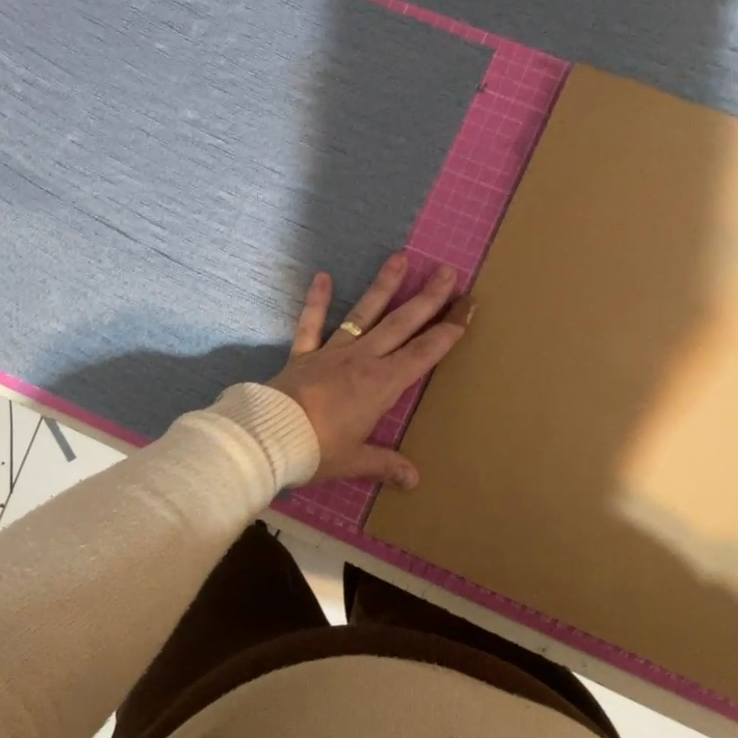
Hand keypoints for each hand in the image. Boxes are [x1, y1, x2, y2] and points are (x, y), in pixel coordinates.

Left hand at [268, 253, 470, 488]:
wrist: (269, 436)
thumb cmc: (317, 450)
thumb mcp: (355, 461)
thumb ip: (384, 465)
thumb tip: (413, 480)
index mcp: (382, 384)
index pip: (424, 353)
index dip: (449, 330)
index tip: (468, 306)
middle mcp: (362, 360)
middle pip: (401, 323)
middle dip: (427, 298)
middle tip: (446, 271)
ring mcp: (331, 352)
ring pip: (363, 313)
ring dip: (383, 286)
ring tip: (399, 257)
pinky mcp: (302, 355)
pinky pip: (310, 323)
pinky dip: (316, 300)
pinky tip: (322, 276)